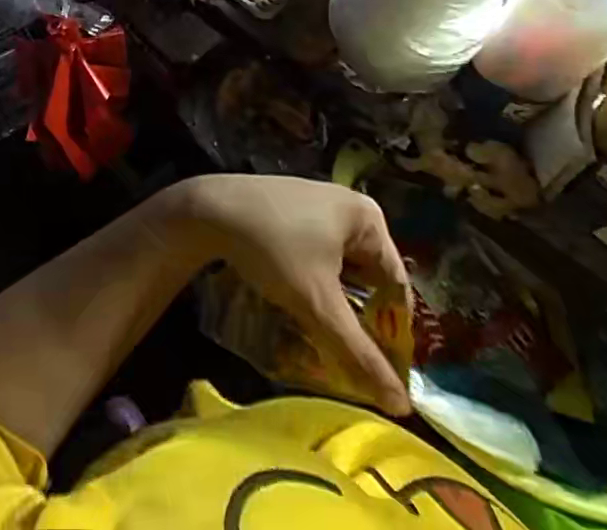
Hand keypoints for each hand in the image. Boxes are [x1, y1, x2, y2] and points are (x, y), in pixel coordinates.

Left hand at [183, 175, 412, 414]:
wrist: (205, 210)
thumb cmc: (271, 249)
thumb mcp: (317, 304)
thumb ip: (359, 353)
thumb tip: (401, 406)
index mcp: (367, 217)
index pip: (394, 284)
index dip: (389, 327)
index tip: (378, 363)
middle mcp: (345, 203)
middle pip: (365, 273)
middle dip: (356, 311)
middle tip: (343, 347)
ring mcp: (313, 200)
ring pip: (336, 263)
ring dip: (329, 295)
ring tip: (318, 326)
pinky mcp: (286, 206)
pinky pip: (312, 249)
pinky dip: (308, 274)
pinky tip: (292, 295)